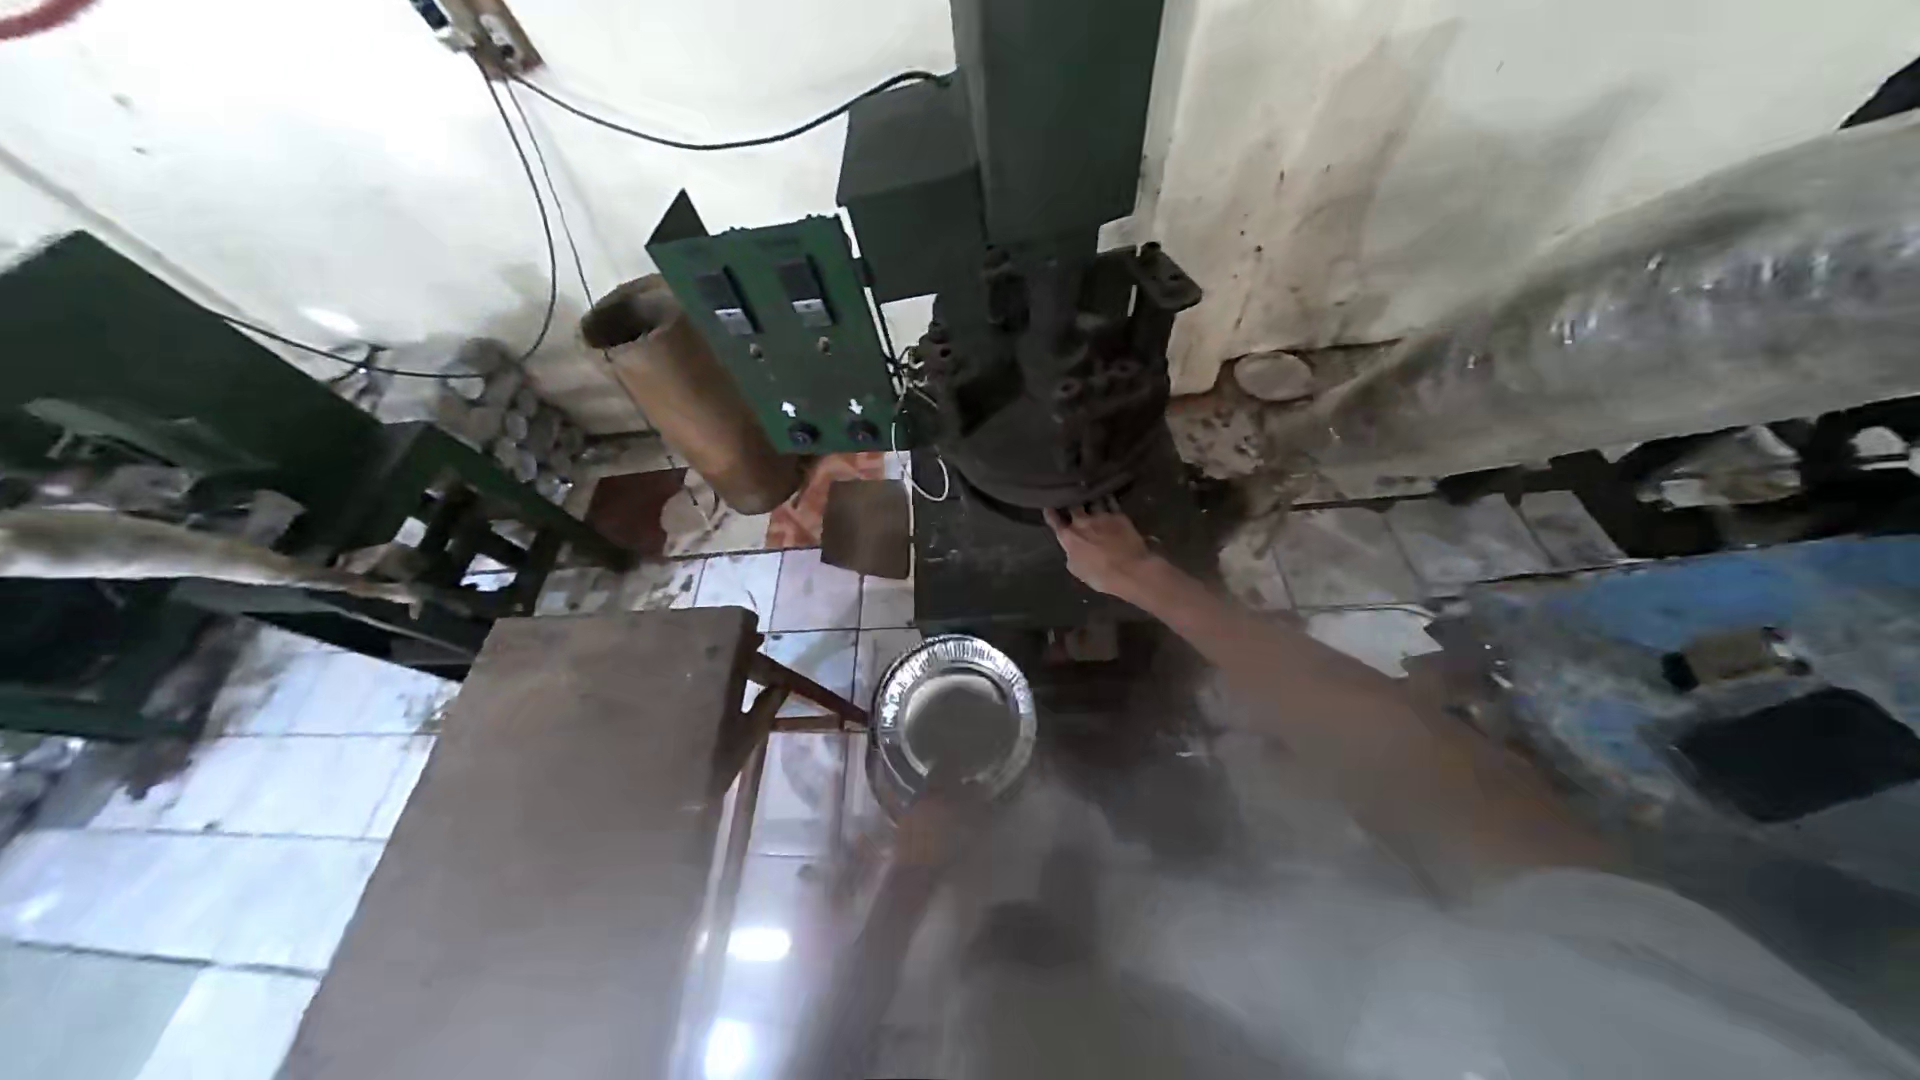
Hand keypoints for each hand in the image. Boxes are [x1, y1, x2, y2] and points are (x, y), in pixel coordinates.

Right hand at [1044, 499, 1164, 598]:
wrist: (1131, 570)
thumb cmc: (1102, 576)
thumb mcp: (1078, 570)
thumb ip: (1072, 555)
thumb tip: (1072, 548)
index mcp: (1069, 537)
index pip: (1054, 521)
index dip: (1050, 513)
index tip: (1049, 508)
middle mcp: (1083, 522)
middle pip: (1073, 505)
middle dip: (1071, 503)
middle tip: (1071, 500)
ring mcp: (1102, 516)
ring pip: (1092, 500)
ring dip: (1090, 500)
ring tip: (1090, 496)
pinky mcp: (1119, 515)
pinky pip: (1110, 502)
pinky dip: (1107, 500)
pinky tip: (1107, 498)